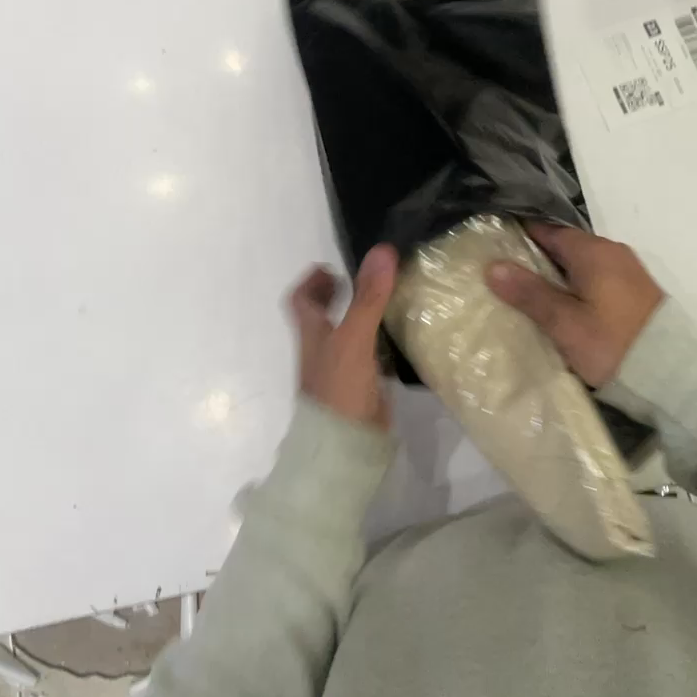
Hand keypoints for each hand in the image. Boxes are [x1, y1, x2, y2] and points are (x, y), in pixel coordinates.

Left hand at [289, 244, 397, 428]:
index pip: (299, 301)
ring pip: (343, 335)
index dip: (310, 281)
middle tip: (362, 282)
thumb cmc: (339, 388)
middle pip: (320, 317)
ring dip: (358, 317)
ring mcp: (339, 370)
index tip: (331, 268)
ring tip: (385, 301)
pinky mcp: (359, 387)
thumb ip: (368, 297)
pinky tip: (397, 338)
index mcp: (311, 335)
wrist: (344, 446)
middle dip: (336, 297)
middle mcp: (321, 350)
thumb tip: (382, 250)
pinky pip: (365, 356)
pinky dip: (376, 343)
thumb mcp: (354, 338)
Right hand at [484, 223, 662, 386]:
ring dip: (556, 277)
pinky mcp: (635, 293)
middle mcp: (612, 252)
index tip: (493, 250)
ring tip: (527, 296)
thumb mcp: (564, 322)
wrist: (672, 376)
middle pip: (564, 247)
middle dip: (535, 260)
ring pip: (580, 266)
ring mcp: (627, 272)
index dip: (519, 238)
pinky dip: (575, 289)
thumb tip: (492, 265)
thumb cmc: (612, 344)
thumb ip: (529, 293)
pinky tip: (561, 309)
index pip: (547, 231)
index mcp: (593, 251)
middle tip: (503, 278)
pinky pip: (595, 280)